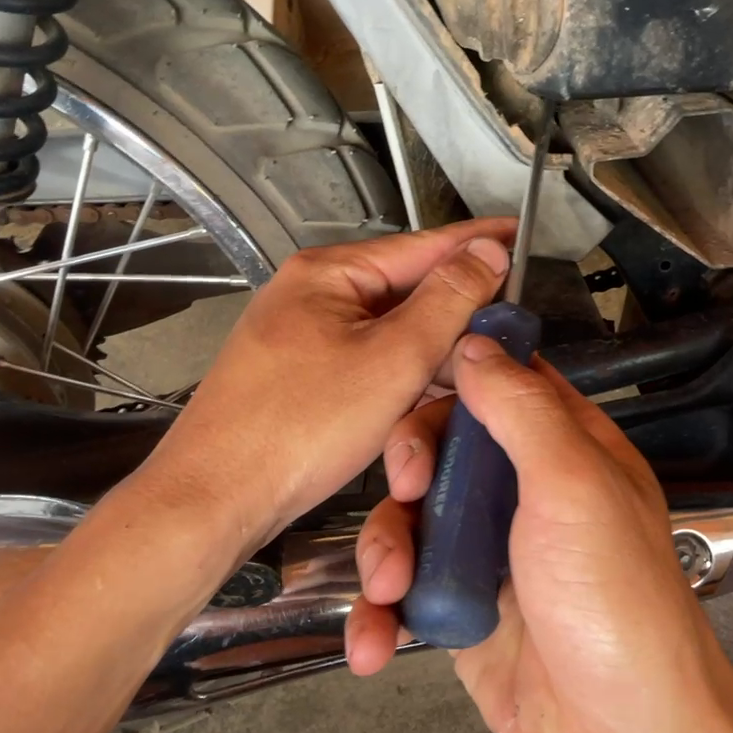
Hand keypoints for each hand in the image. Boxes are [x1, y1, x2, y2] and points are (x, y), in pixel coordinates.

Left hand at [126, 219, 515, 542]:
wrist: (214, 500)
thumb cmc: (300, 428)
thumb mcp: (394, 360)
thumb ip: (448, 301)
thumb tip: (488, 252)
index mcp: (328, 273)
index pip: (422, 245)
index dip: (476, 241)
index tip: (517, 232)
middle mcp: (311, 294)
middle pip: (405, 287)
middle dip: (457, 304)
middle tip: (510, 312)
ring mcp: (301, 336)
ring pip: (388, 329)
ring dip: (431, 346)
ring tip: (477, 357)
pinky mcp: (299, 375)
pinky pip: (368, 360)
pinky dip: (402, 372)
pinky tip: (429, 390)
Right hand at [348, 337, 732, 732]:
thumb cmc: (613, 595)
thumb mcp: (574, 485)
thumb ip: (522, 410)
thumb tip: (474, 342)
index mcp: (565, 446)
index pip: (504, 381)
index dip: (456, 371)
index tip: (410, 378)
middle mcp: (525, 490)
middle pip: (443, 445)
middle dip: (410, 462)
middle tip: (409, 488)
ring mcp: (490, 552)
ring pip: (412, 518)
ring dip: (385, 549)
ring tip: (391, 589)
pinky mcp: (462, 610)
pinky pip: (405, 593)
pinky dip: (381, 615)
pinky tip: (375, 643)